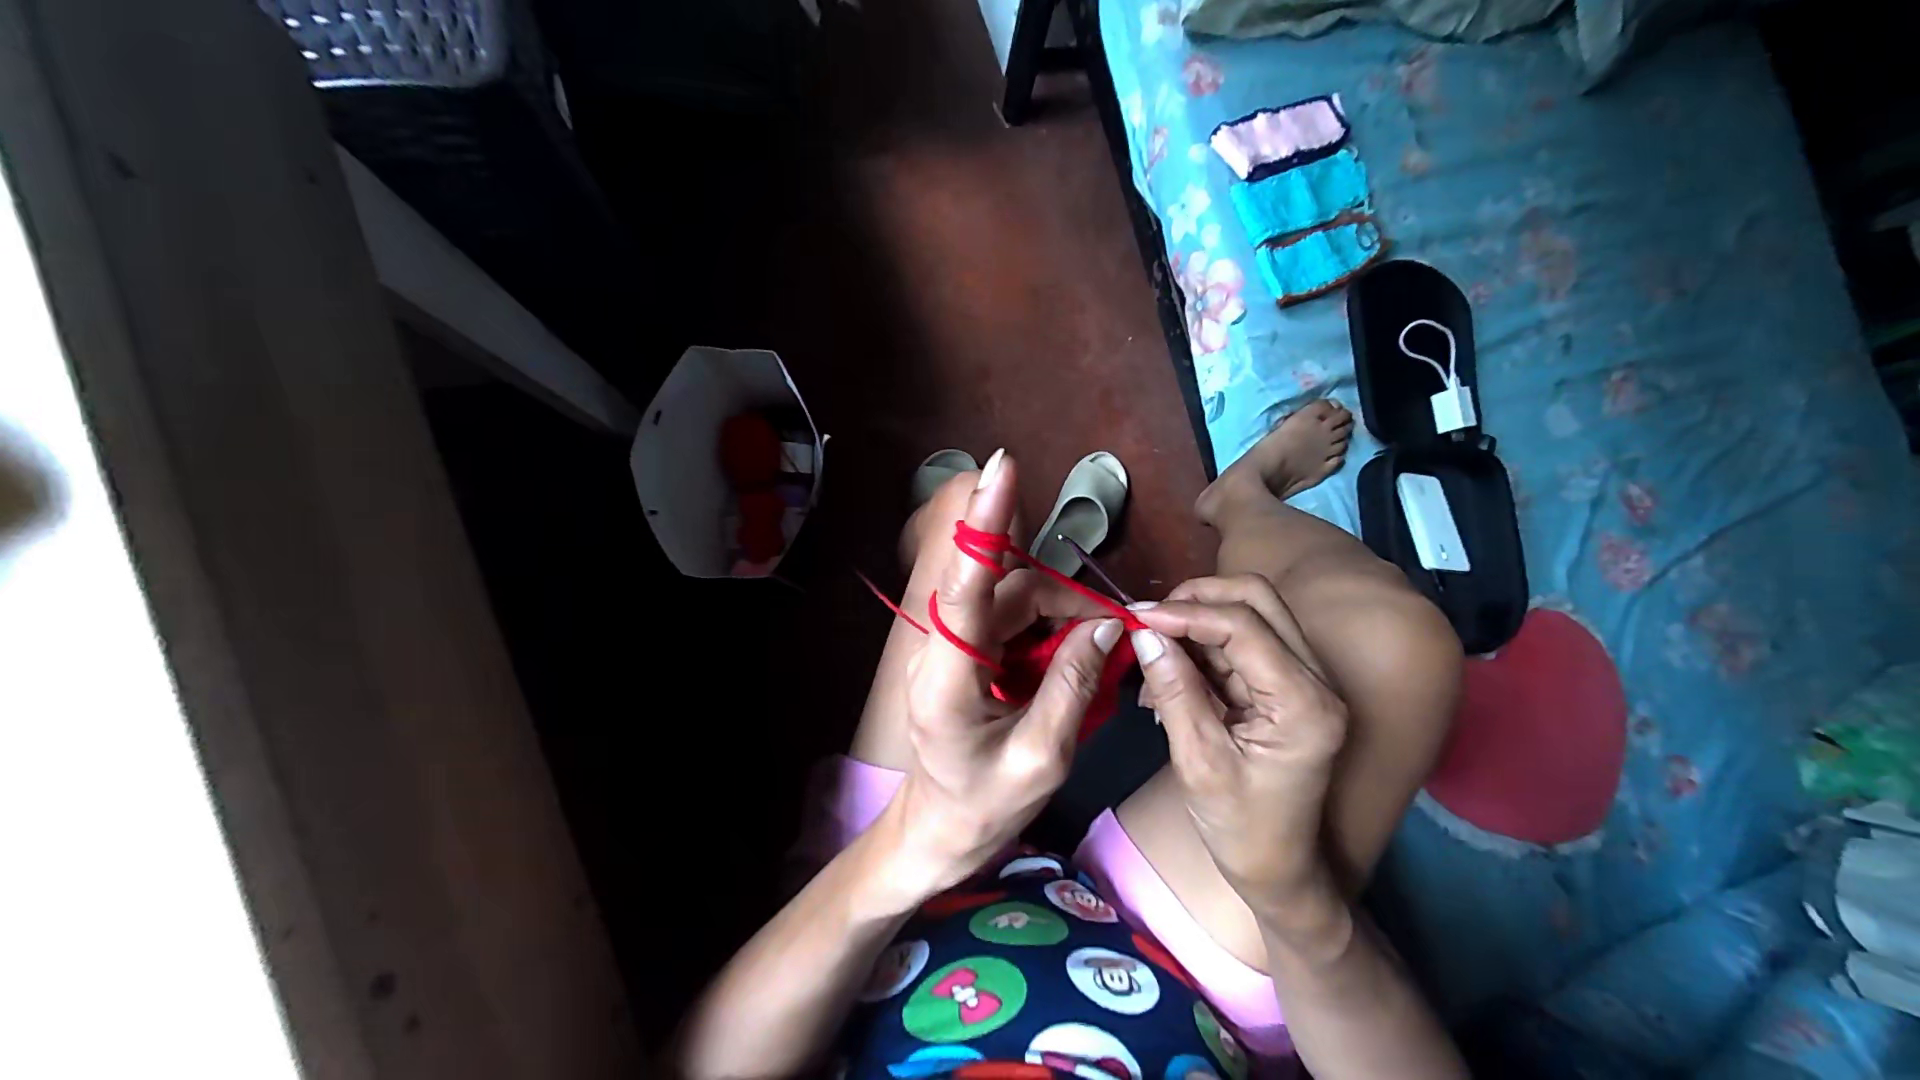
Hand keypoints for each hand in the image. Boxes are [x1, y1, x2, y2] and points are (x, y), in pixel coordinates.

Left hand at [886, 450, 1125, 897]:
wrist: (938, 829)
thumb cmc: (983, 806)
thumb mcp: (1042, 756)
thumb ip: (1073, 683)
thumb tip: (1107, 623)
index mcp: (946, 676)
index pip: (964, 583)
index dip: (985, 521)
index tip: (1001, 467)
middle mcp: (940, 646)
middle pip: (1006, 590)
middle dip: (1064, 599)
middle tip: (1115, 624)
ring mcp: (949, 645)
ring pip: (1012, 599)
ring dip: (1060, 614)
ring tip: (1098, 643)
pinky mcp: (962, 650)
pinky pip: (1010, 617)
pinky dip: (1047, 625)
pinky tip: (1071, 646)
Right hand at [1130, 575, 1348, 929]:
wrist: (1278, 868)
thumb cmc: (1241, 827)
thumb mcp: (1198, 761)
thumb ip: (1174, 690)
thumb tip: (1143, 635)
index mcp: (1304, 702)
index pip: (1244, 626)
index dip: (1186, 613)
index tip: (1136, 617)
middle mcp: (1315, 679)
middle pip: (1258, 599)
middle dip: (1198, 598)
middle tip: (1149, 618)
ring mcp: (1302, 679)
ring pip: (1249, 613)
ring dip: (1197, 618)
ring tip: (1151, 644)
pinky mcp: (1282, 685)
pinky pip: (1239, 641)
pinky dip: (1200, 643)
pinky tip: (1167, 666)